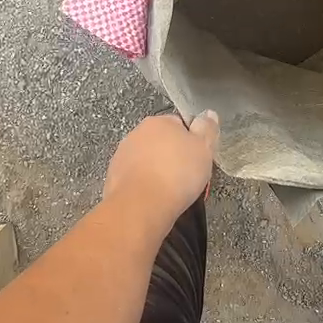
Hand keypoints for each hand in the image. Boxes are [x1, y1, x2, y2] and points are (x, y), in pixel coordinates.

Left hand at [103, 111, 219, 230]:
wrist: (141, 206)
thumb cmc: (176, 174)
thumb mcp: (204, 148)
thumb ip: (207, 129)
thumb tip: (209, 115)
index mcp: (158, 122)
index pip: (180, 124)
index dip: (192, 142)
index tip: (199, 158)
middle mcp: (137, 134)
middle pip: (162, 142)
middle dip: (174, 157)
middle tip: (188, 176)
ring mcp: (122, 156)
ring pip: (148, 161)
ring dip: (158, 171)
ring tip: (172, 191)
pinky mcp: (113, 178)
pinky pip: (136, 179)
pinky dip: (145, 186)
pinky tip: (155, 198)